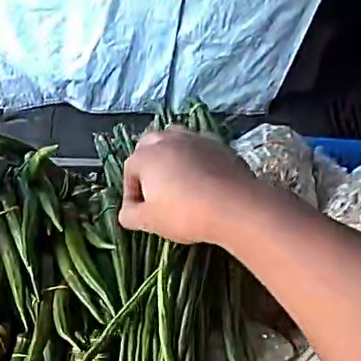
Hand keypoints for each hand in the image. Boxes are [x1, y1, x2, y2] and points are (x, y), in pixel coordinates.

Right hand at [119, 126, 293, 247]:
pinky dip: (193, 159)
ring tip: (174, 180)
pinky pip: (198, 148)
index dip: (130, 193)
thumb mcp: (148, 221)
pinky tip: (199, 180)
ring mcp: (196, 139)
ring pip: (174, 140)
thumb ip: (130, 215)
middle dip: (146, 165)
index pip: (129, 170)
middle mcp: (168, 139)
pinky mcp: (219, 145)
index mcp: (146, 156)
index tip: (137, 212)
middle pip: (149, 145)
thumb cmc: (183, 213)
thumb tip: (126, 212)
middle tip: (153, 190)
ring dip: (169, 157)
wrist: (234, 206)